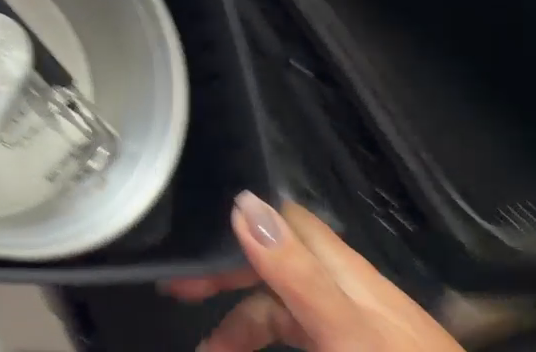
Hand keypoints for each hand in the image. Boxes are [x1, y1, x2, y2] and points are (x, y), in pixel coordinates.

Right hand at [164, 193, 462, 351]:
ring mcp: (359, 329)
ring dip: (241, 325)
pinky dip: (269, 340)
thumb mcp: (349, 333)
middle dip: (224, 277)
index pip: (284, 218)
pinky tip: (254, 351)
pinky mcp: (359, 351)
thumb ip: (297, 272)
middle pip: (275, 265)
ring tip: (210, 351)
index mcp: (346, 274)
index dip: (237, 218)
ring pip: (285, 309)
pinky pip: (302, 335)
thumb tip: (242, 199)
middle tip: (176, 294)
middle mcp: (349, 294)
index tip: (188, 240)